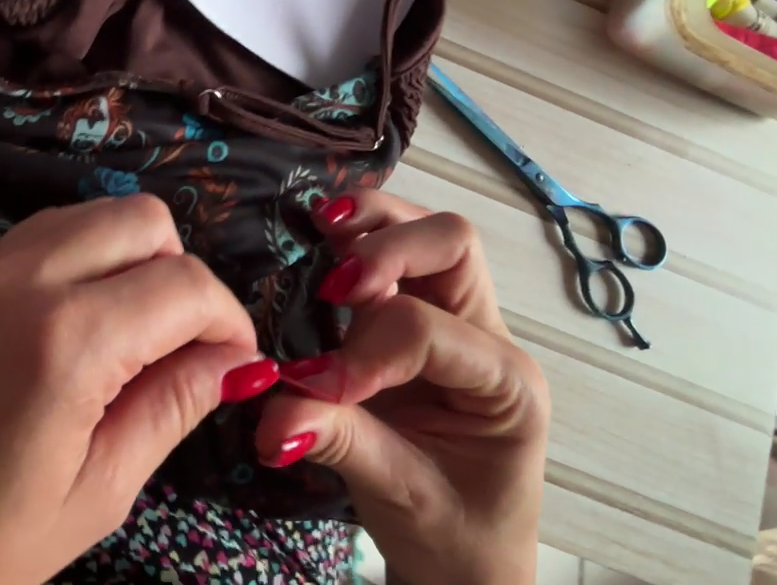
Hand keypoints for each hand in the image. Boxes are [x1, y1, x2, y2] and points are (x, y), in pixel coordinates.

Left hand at [0, 194, 276, 583]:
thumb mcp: (96, 491)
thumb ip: (172, 406)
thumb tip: (239, 361)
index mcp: (68, 340)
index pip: (185, 284)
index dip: (228, 319)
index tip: (238, 362)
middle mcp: (30, 276)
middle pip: (146, 218)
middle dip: (183, 273)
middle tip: (183, 344)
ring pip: (99, 210)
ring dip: (136, 255)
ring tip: (136, 331)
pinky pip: (54, 227)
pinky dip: (90, 250)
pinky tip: (87, 314)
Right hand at [256, 190, 549, 584]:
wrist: (466, 554)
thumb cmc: (450, 533)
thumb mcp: (398, 494)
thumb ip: (338, 441)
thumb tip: (270, 418)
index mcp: (506, 385)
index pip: (427, 332)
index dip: (364, 351)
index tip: (309, 386)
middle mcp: (489, 334)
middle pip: (451, 244)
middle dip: (385, 249)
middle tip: (333, 285)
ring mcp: (457, 315)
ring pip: (425, 231)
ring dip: (371, 223)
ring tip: (321, 227)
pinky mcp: (420, 310)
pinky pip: (397, 247)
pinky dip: (359, 231)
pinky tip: (323, 234)